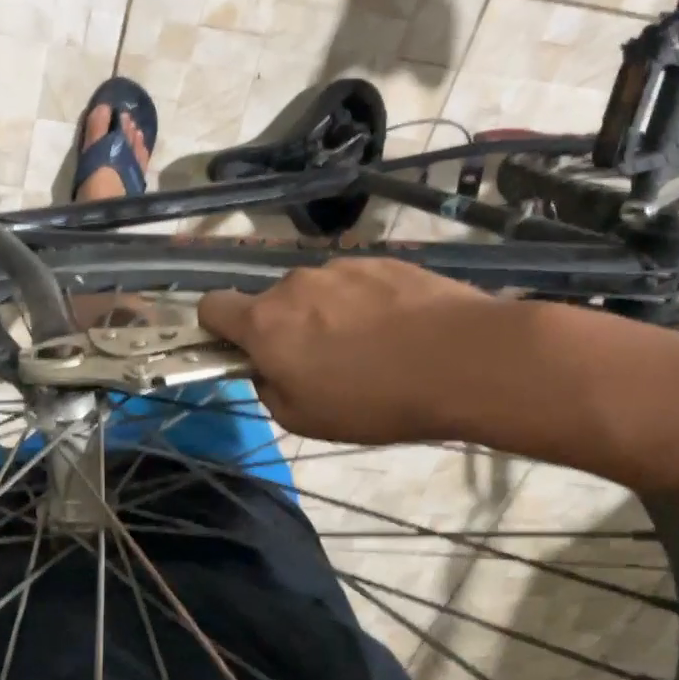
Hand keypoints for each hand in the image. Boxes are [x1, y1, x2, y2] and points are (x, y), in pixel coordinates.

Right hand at [197, 259, 495, 444]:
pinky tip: (399, 332)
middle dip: (283, 329)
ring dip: (326, 316)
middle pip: (270, 303)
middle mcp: (294, 285)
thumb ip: (268, 388)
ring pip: (316, 293)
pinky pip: (357, 284)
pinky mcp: (385, 261)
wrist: (467, 360)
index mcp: (264, 323)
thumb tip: (268, 369)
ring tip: (370, 349)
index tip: (241, 351)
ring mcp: (342, 267)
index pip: (211, 306)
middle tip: (320, 365)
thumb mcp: (303, 418)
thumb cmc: (374, 399)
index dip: (217, 329)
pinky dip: (365, 305)